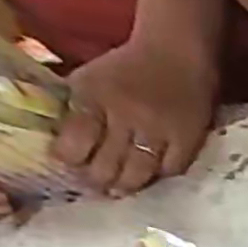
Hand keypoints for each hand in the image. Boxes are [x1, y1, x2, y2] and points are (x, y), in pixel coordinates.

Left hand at [54, 39, 218, 196]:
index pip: (76, 137)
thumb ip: (78, 108)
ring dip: (125, 186)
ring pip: (138, 172)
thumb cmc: (128, 69)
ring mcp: (158, 130)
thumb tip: (62, 143)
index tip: (68, 166)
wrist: (177, 54)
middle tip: (95, 187)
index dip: (69, 157)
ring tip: (118, 191)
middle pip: (107, 162)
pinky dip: (159, 177)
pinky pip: (169, 170)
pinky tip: (150, 178)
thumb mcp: (92, 78)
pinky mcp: (186, 140)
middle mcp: (126, 113)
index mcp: (95, 94)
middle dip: (97, 179)